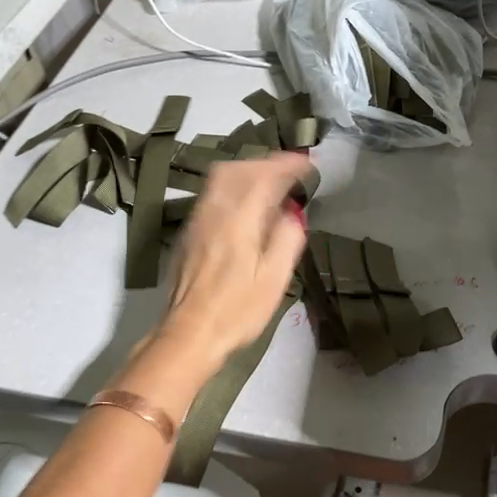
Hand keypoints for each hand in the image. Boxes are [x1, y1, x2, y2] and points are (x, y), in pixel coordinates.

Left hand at [146, 153, 312, 375]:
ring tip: (268, 183)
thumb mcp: (274, 280)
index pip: (264, 175)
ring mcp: (197, 221)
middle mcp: (214, 212)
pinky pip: (211, 195)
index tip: (307, 164)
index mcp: (239, 220)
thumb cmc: (237, 311)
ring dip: (246, 172)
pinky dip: (232, 187)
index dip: (288, 164)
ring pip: (220, 179)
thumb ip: (287, 239)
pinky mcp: (188, 234)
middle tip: (288, 171)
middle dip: (265, 163)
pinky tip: (244, 206)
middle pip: (237, 168)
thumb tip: (293, 214)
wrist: (189, 333)